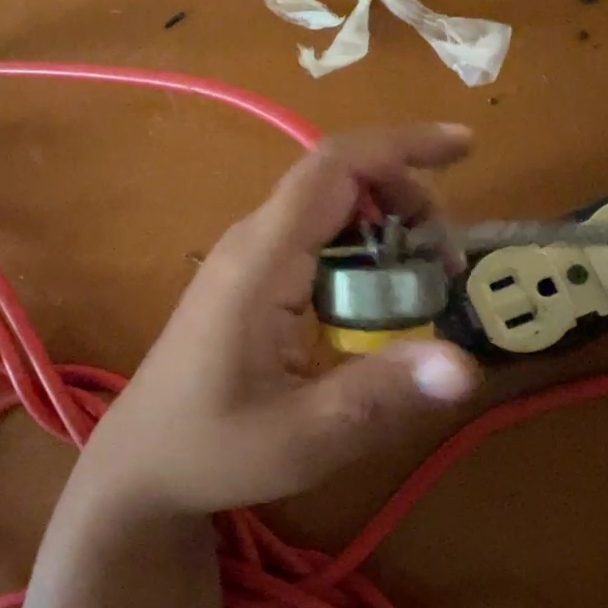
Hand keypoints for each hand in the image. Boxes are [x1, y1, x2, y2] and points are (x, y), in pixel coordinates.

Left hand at [77, 124, 483, 516]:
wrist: (141, 461)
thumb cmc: (211, 449)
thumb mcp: (302, 438)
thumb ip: (379, 397)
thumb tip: (466, 365)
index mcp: (261, 260)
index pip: (333, 167)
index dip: (400, 145)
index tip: (464, 147)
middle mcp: (253, 241)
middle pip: (338, 179)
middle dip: (406, 196)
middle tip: (449, 262)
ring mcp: (248, 257)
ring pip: (329, 206)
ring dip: (388, 224)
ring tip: (428, 281)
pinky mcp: (251, 278)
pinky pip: (317, 239)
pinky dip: (364, 250)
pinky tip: (384, 298)